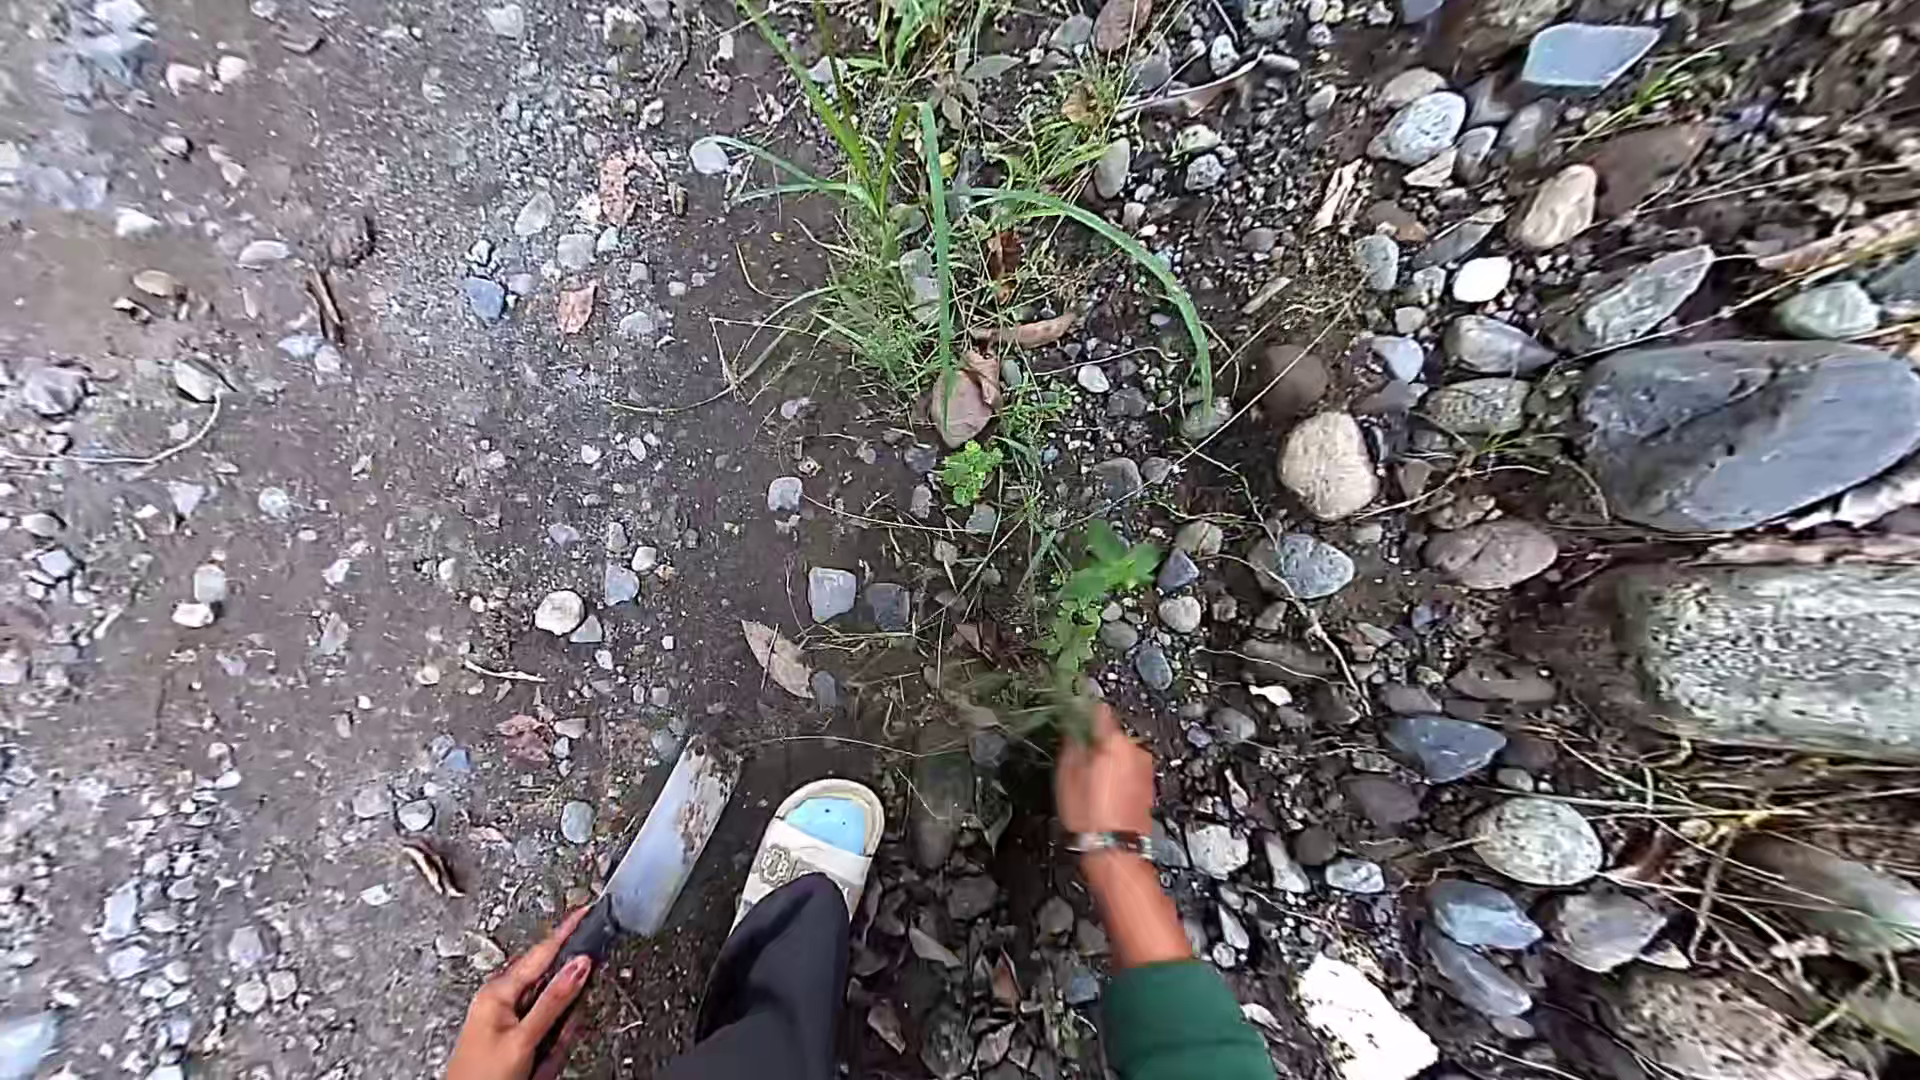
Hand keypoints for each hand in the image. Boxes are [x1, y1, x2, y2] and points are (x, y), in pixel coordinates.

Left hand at [446, 906, 593, 1079]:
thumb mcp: (523, 1040)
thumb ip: (554, 1000)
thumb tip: (581, 962)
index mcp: (497, 992)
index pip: (543, 951)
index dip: (568, 930)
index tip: (587, 910)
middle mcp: (500, 999)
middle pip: (551, 979)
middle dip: (566, 999)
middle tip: (570, 1020)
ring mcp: (505, 1017)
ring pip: (551, 1006)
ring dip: (558, 1027)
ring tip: (545, 1057)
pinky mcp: (511, 1034)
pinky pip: (545, 1025)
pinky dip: (552, 1040)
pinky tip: (542, 1061)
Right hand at [1055, 704, 1153, 836]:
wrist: (1114, 853)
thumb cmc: (1092, 818)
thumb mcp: (1067, 773)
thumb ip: (1071, 741)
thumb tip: (1071, 724)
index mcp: (1115, 742)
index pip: (1098, 710)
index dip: (1081, 711)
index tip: (1072, 715)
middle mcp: (1135, 751)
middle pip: (1110, 732)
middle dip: (1094, 741)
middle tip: (1077, 760)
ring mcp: (1144, 769)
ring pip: (1120, 751)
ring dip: (1107, 758)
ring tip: (1090, 782)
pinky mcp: (1148, 786)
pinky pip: (1128, 769)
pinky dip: (1117, 774)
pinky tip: (1104, 792)